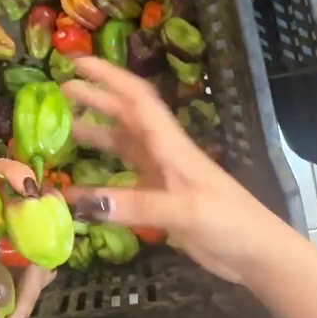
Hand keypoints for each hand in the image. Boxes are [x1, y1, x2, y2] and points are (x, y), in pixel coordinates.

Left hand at [0, 160, 55, 317]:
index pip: (1, 174)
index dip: (18, 174)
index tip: (28, 190)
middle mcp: (2, 217)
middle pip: (35, 210)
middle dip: (43, 236)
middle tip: (36, 267)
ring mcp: (16, 244)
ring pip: (42, 249)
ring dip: (32, 283)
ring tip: (14, 314)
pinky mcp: (23, 271)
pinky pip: (39, 277)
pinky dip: (29, 297)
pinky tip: (14, 317)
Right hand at [61, 56, 284, 282]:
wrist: (257, 254)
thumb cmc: (230, 222)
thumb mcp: (185, 211)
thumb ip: (135, 206)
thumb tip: (80, 201)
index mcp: (170, 145)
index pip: (135, 98)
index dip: (108, 77)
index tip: (77, 64)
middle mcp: (162, 153)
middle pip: (124, 116)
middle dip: (94, 99)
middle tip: (59, 91)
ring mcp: (161, 176)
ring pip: (122, 146)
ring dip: (94, 134)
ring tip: (62, 129)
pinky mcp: (159, 200)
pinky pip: (120, 183)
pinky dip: (97, 183)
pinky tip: (78, 191)